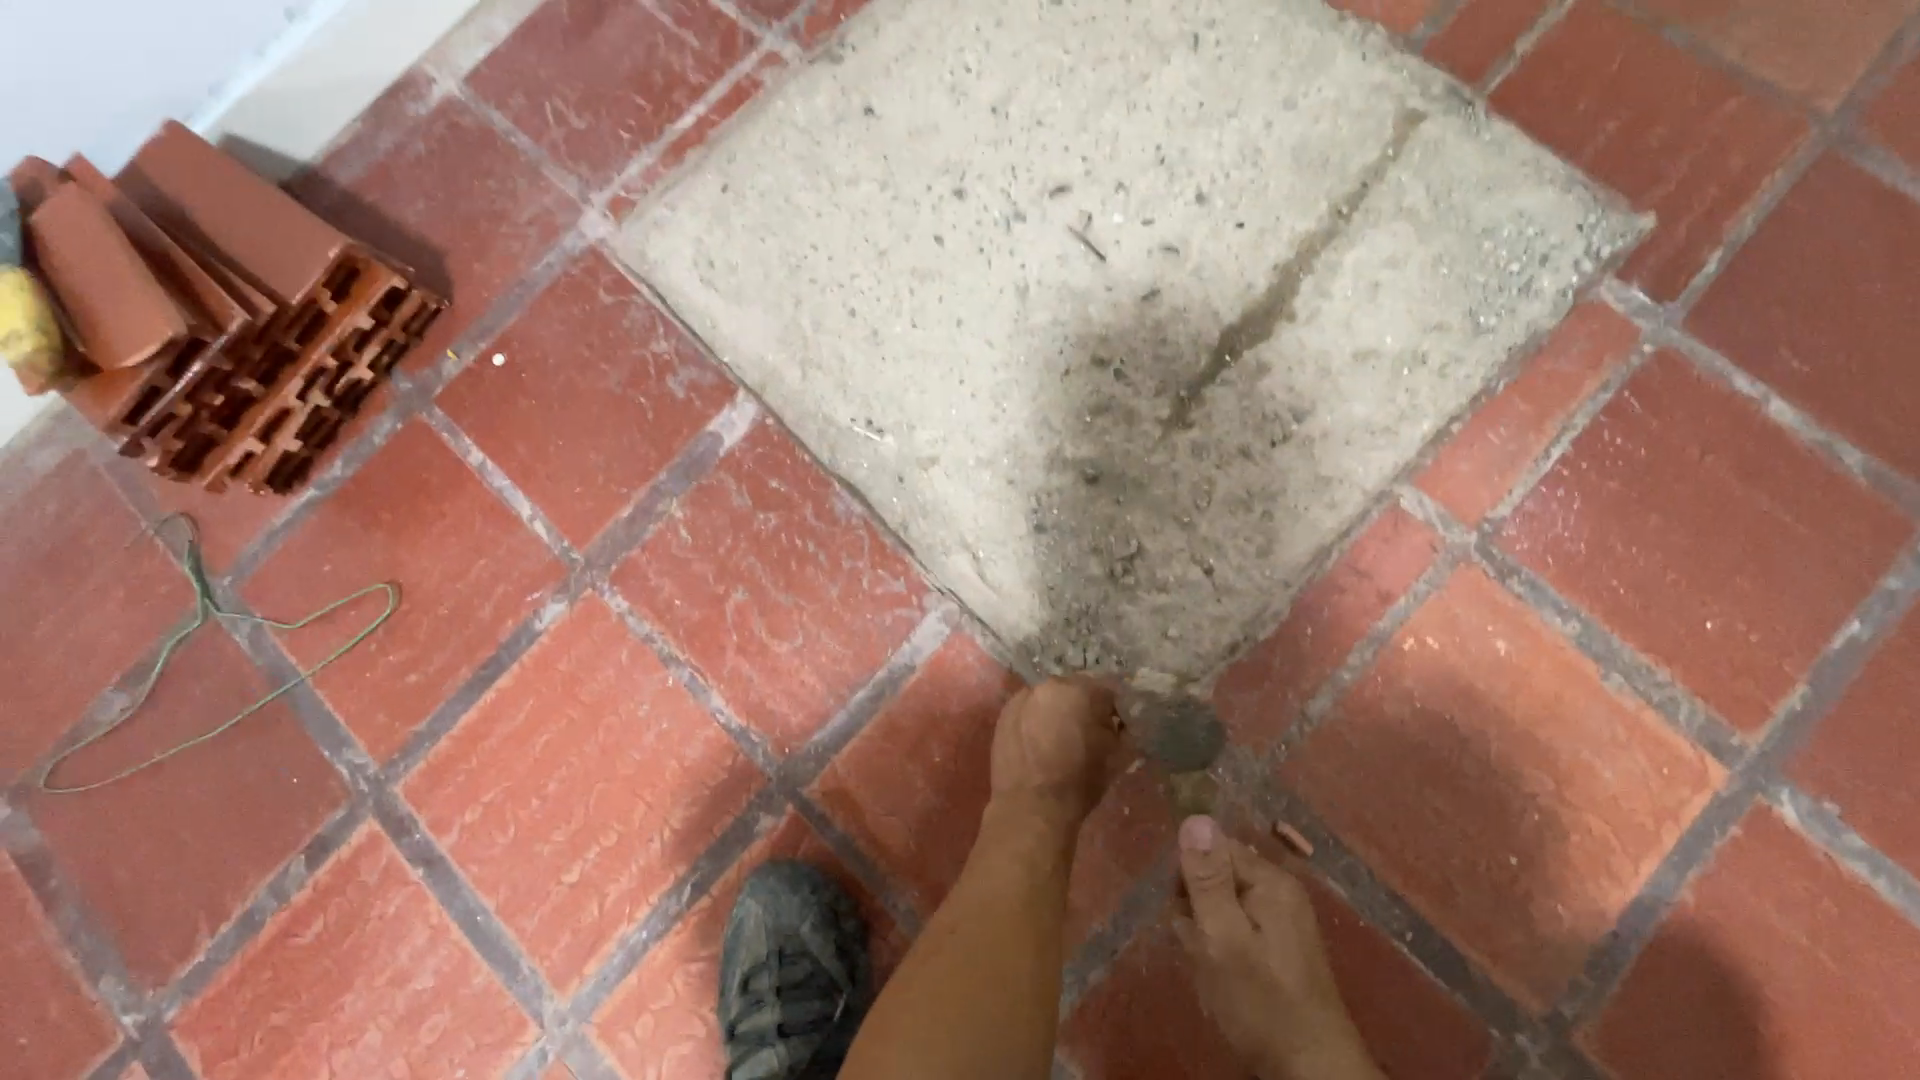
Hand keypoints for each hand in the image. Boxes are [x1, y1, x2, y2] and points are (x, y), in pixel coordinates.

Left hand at [987, 676, 1122, 835]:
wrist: (1031, 806)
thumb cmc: (1079, 782)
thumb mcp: (1116, 756)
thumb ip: (1122, 730)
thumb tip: (1118, 724)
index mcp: (1080, 691)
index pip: (1106, 692)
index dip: (1112, 711)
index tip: (1113, 729)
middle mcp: (1049, 686)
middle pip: (1074, 690)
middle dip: (1082, 707)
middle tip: (1085, 733)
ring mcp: (1022, 698)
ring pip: (1048, 699)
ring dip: (1056, 711)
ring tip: (1057, 739)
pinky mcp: (1004, 714)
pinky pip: (1028, 710)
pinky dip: (1034, 720)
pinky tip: (1036, 742)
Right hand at [1174, 816, 1382, 1079]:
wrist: (1310, 1071)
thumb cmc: (1263, 1003)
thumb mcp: (1224, 938)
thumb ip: (1207, 880)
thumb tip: (1194, 817)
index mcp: (1270, 881)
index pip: (1211, 847)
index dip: (1187, 876)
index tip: (1180, 912)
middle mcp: (1279, 891)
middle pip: (1215, 874)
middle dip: (1194, 906)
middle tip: (1199, 945)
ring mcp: (1280, 919)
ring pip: (1220, 904)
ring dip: (1204, 931)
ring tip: (1209, 964)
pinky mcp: (1276, 946)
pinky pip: (1233, 928)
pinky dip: (1219, 947)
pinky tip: (1220, 974)